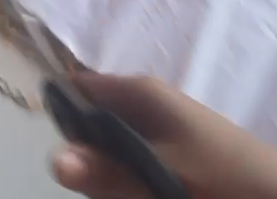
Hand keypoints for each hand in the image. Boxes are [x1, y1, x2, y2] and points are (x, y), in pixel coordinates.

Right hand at [50, 73, 276, 198]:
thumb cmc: (224, 183)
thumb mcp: (161, 182)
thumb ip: (107, 174)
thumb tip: (52, 158)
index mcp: (139, 91)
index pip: (78, 88)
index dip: (62, 115)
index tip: (59, 152)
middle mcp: (149, 100)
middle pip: (95, 123)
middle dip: (93, 158)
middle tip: (103, 190)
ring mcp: (168, 125)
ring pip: (119, 148)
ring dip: (118, 176)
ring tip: (131, 195)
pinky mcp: (185, 152)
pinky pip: (143, 162)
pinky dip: (140, 182)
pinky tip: (152, 196)